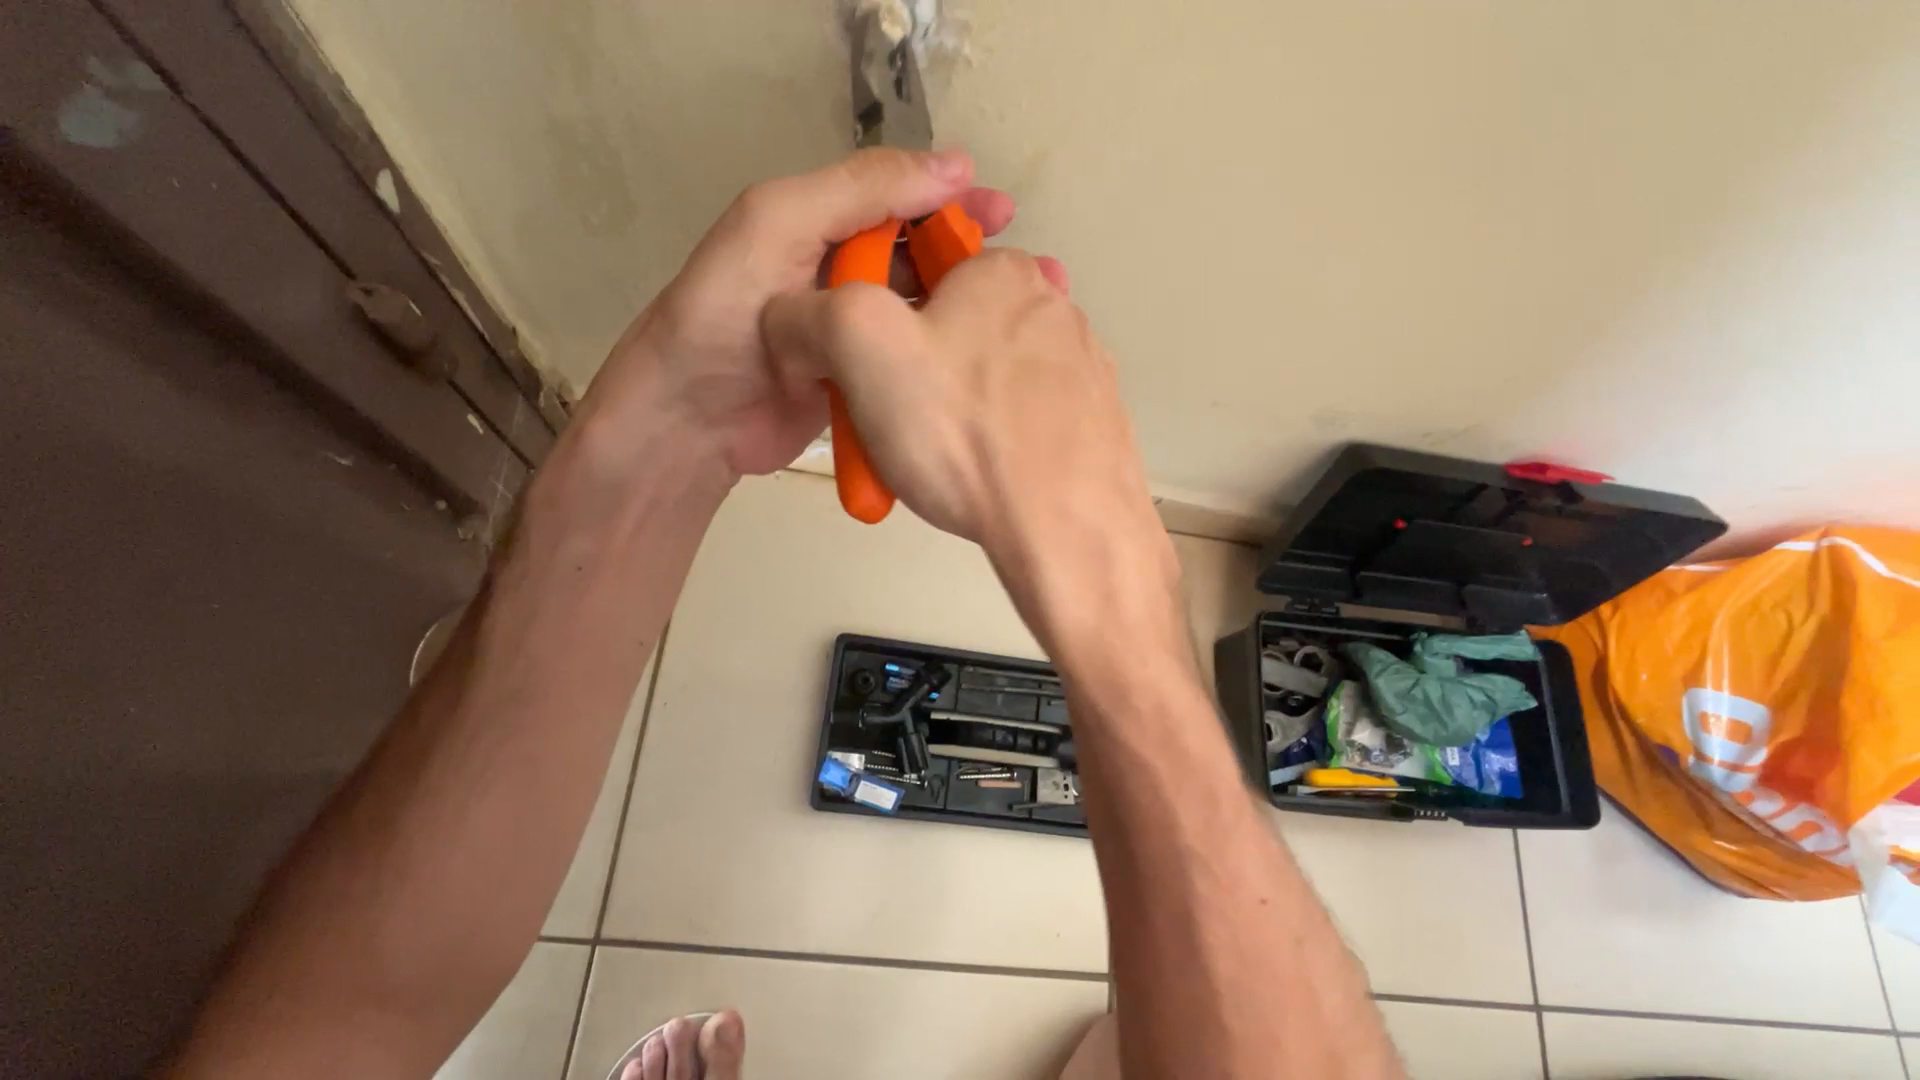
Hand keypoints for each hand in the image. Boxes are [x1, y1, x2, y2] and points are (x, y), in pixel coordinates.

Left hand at [573, 148, 1015, 480]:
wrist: (689, 423)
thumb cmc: (721, 317)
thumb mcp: (780, 225)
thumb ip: (860, 190)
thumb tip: (953, 164)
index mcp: (816, 224)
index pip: (896, 198)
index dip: (949, 199)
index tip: (1002, 212)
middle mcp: (835, 272)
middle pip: (915, 253)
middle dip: (966, 253)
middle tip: (1023, 267)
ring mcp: (849, 332)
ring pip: (917, 308)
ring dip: (963, 306)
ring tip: (1015, 312)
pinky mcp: (859, 382)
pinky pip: (908, 359)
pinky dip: (942, 355)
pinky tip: (980, 359)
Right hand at [762, 246, 1164, 591]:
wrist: (1068, 531)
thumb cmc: (964, 432)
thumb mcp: (860, 345)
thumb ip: (811, 313)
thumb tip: (792, 320)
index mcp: (1002, 271)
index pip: (924, 265)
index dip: (881, 313)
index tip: (866, 367)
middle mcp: (1055, 307)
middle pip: (957, 327)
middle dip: (918, 370)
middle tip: (893, 423)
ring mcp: (1085, 368)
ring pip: (991, 378)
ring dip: (955, 411)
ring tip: (936, 462)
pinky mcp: (1098, 423)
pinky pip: (1026, 420)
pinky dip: (997, 442)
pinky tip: (984, 478)